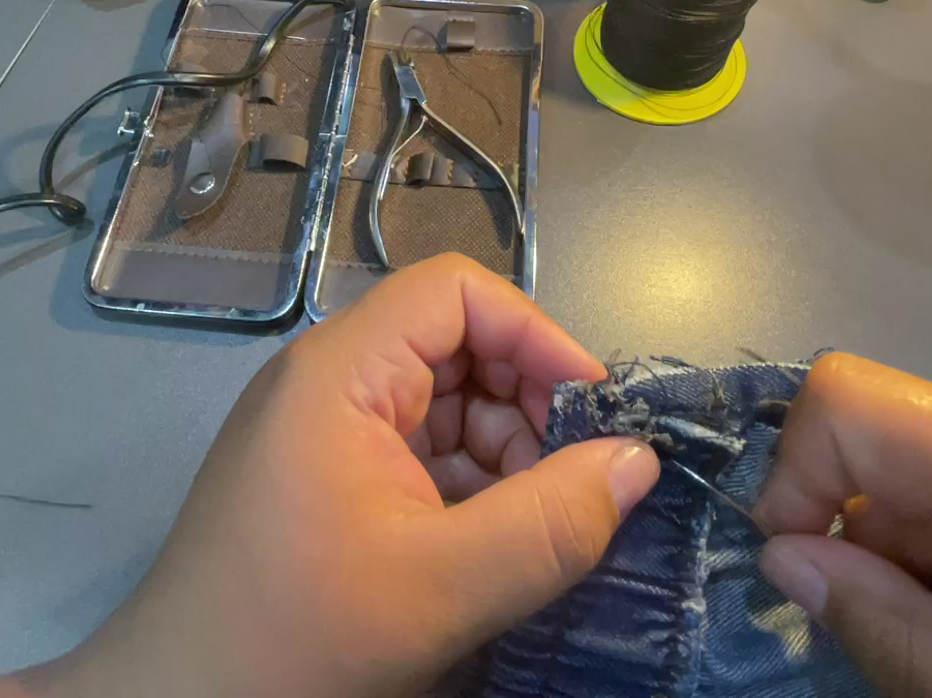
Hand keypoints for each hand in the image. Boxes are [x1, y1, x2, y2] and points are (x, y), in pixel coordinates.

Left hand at [0, 254, 659, 697]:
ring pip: (448, 396)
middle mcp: (334, 374)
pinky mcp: (336, 464)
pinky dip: (470, 478)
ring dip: (504, 448)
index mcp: (342, 369)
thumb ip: (550, 525)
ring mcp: (332, 419)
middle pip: (455, 340)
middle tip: (575, 478)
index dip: (532, 332)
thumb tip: (638, 461)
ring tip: (533, 521)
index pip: (453, 292)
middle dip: (525, 400)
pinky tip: (489, 536)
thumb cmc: (293, 638)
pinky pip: (424, 442)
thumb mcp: (439, 589)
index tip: (590, 407)